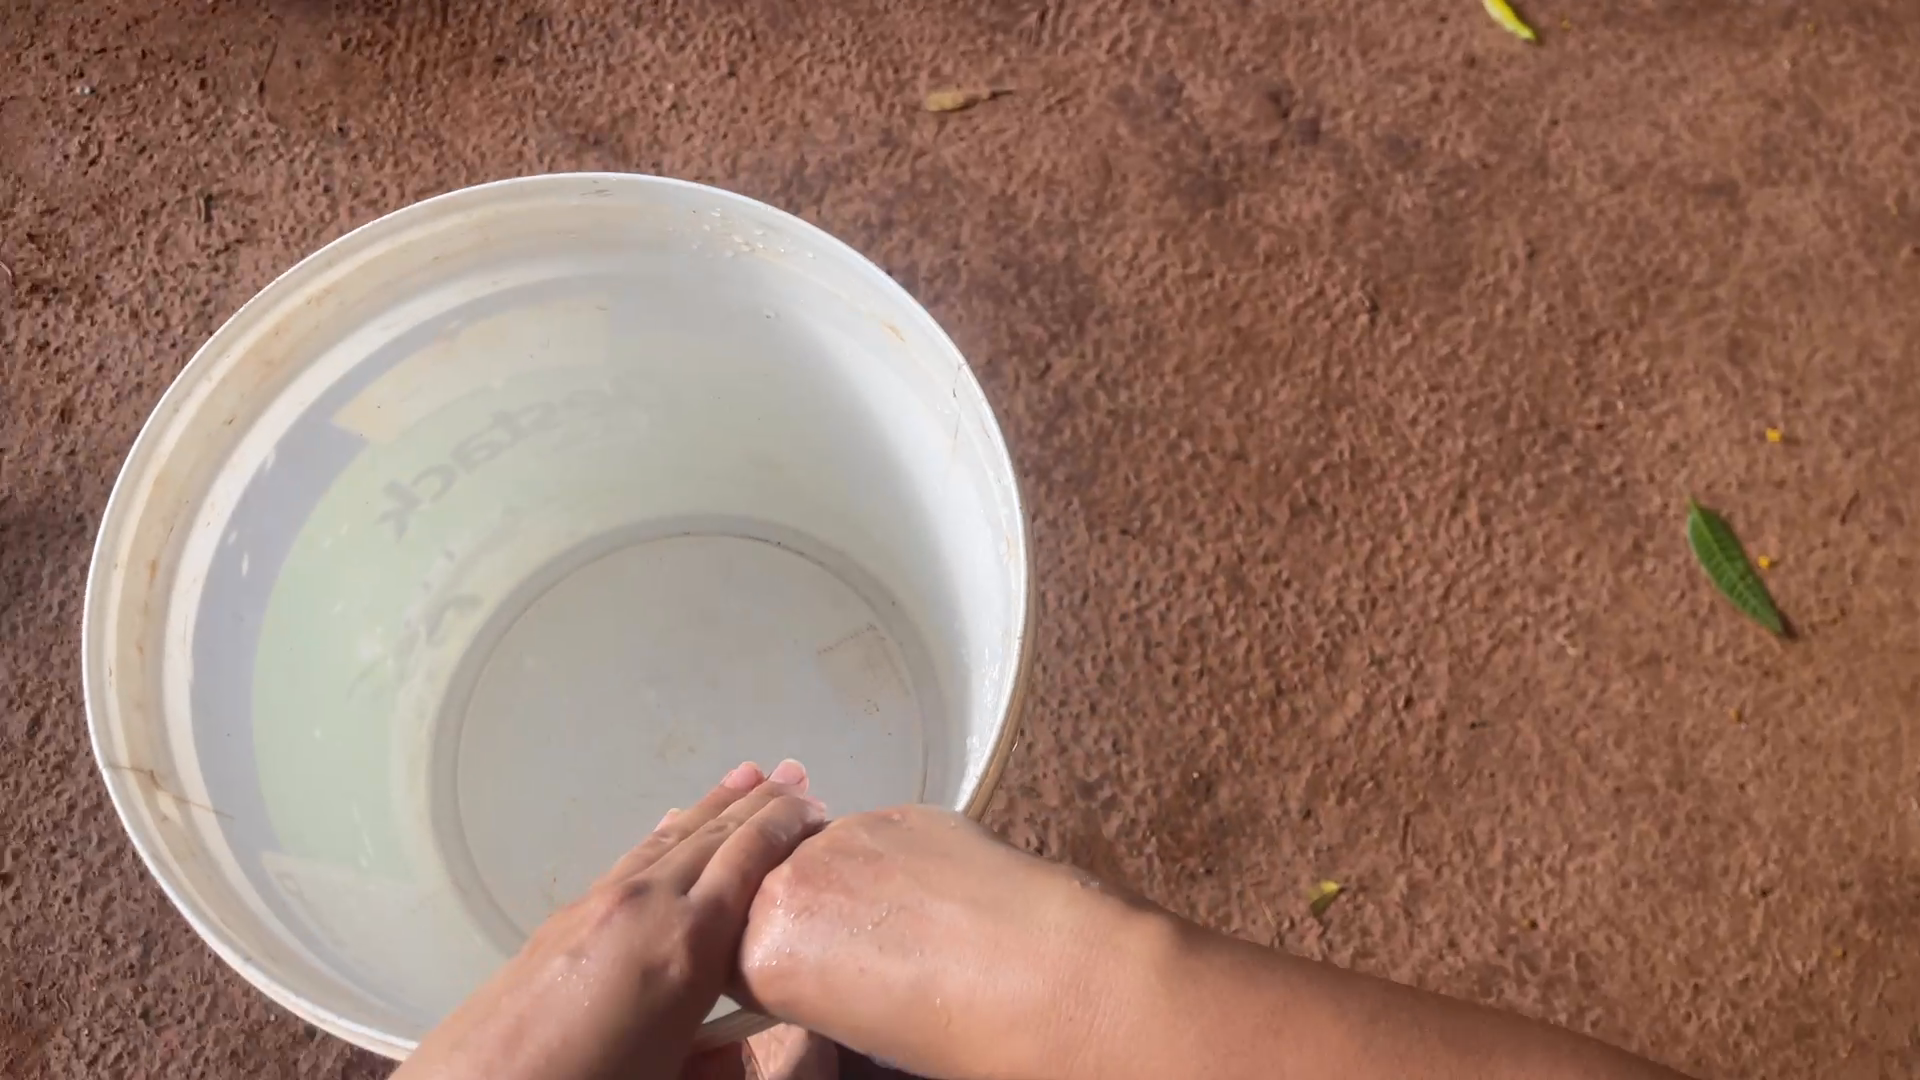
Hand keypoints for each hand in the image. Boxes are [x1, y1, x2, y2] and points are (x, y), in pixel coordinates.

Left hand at [395, 760, 825, 1079]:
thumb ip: (730, 1056)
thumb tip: (766, 1040)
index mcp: (689, 942)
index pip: (751, 856)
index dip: (787, 824)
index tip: (818, 806)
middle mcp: (651, 901)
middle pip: (718, 832)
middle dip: (763, 800)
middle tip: (799, 771)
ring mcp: (605, 898)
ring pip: (677, 832)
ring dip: (718, 801)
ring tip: (753, 772)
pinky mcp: (569, 910)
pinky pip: (637, 851)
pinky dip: (672, 825)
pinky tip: (679, 814)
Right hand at [736, 805, 1140, 1079]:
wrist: (1048, 971)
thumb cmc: (957, 1034)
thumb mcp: (858, 1034)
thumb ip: (814, 987)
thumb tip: (822, 971)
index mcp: (769, 949)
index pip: (732, 949)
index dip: (767, 963)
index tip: (798, 977)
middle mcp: (797, 876)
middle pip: (771, 887)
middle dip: (800, 911)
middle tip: (853, 946)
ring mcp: (854, 830)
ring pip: (824, 851)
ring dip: (844, 878)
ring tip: (899, 913)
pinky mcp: (905, 807)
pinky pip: (873, 834)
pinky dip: (887, 857)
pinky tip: (932, 886)